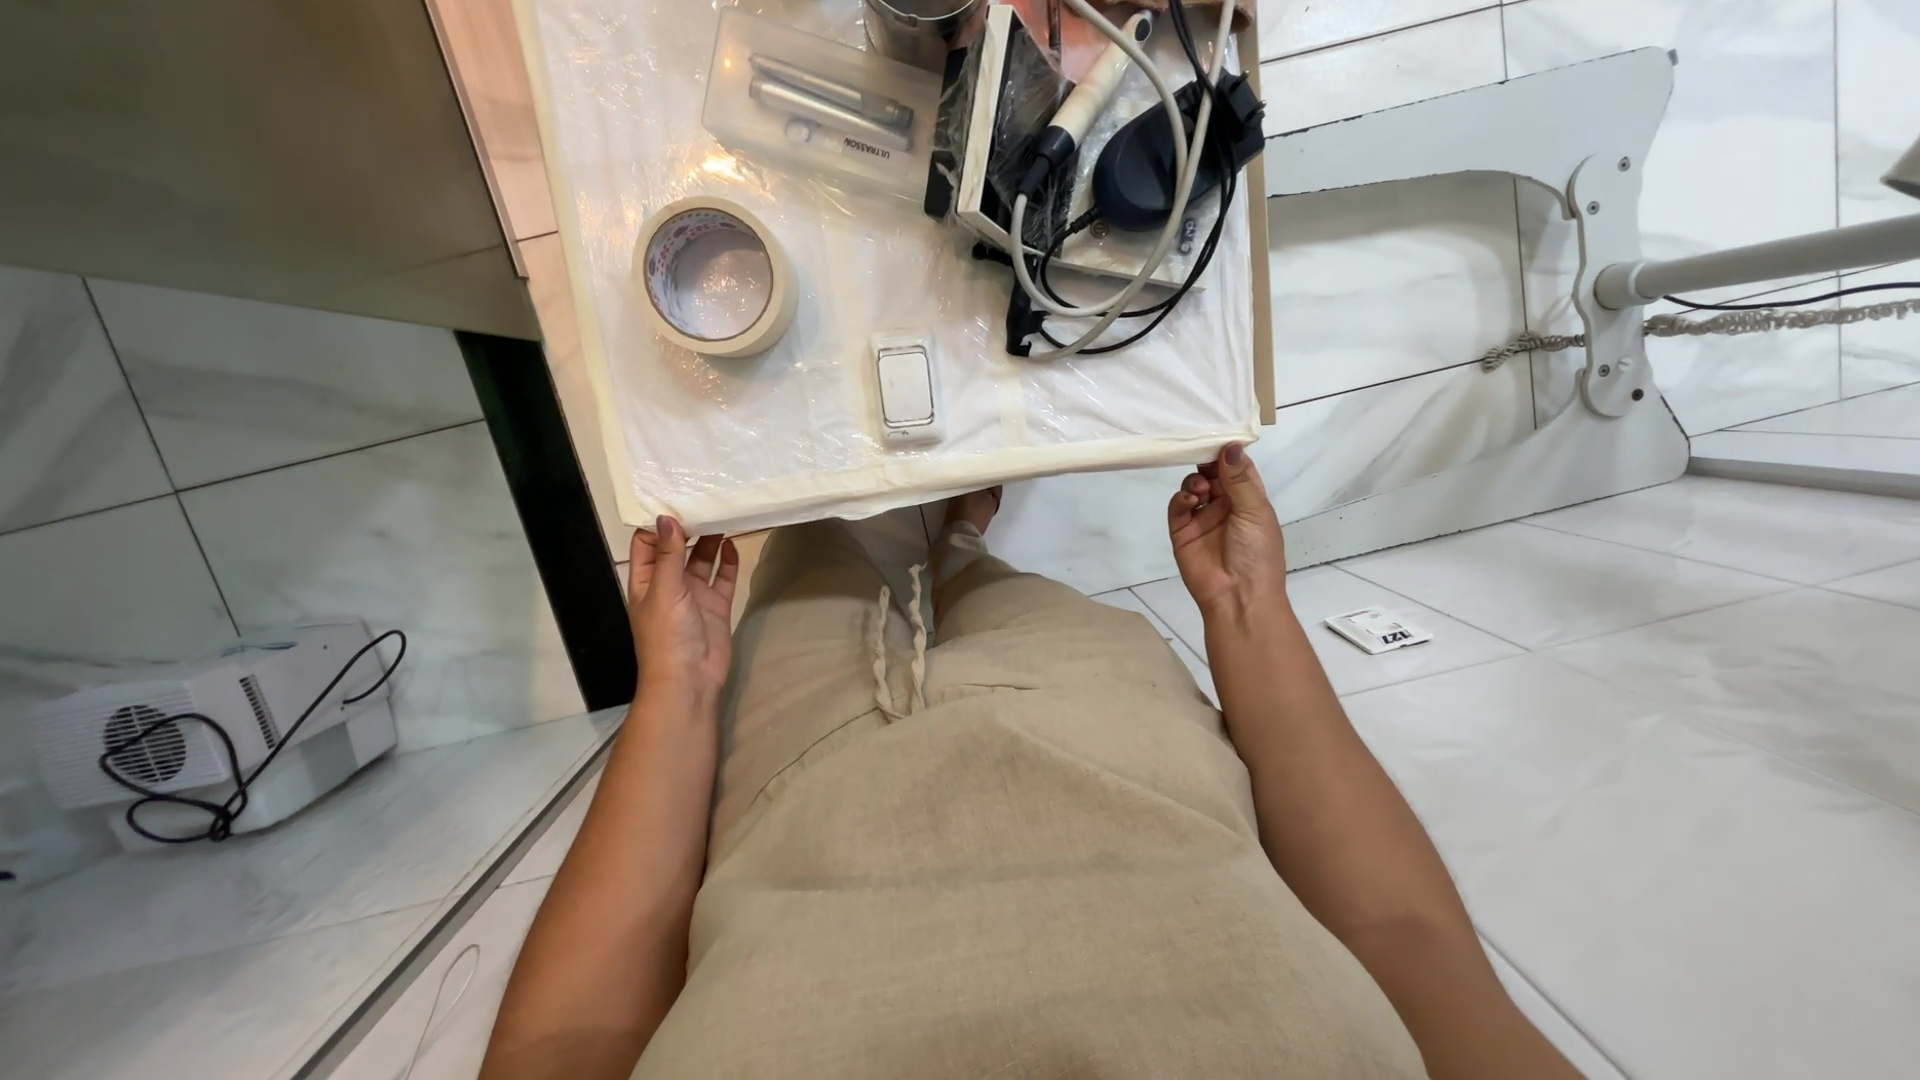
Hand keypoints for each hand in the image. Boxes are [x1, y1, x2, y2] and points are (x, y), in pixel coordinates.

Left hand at [628, 517, 737, 710]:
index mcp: (647, 581)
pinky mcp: (717, 606)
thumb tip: (666, 517)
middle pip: (677, 548)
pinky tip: (735, 544)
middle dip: (689, 527)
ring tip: (724, 514)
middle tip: (706, 499)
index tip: (674, 497)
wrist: (689, 680)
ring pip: (703, 560)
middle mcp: (670, 585)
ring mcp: (695, 596)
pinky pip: (724, 578)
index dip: (658, 523)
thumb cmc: (667, 635)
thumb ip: (668, 555)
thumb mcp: (664, 591)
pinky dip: (729, 561)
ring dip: (711, 540)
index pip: (646, 544)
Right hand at [1167, 443, 1287, 620]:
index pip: (1237, 468)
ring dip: (1194, 482)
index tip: (1217, 433)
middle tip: (1200, 454)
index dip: (1228, 452)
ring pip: (1193, 487)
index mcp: (1249, 499)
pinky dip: (1181, 499)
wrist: (1238, 595)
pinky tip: (1189, 501)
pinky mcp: (1182, 531)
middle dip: (1206, 462)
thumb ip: (1239, 478)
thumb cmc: (1257, 552)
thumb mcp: (1255, 511)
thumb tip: (1230, 446)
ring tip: (1200, 491)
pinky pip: (1177, 508)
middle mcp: (1226, 505)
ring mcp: (1202, 518)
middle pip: (1212, 474)